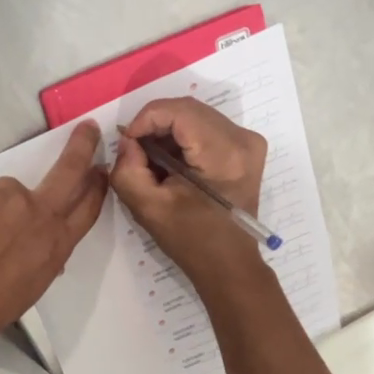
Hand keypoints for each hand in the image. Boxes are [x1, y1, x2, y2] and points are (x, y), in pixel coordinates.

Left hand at [0, 121, 107, 346]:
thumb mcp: (35, 284)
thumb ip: (44, 254)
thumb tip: (40, 244)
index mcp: (58, 241)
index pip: (88, 205)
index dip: (97, 185)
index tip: (100, 169)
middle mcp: (39, 211)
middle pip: (68, 170)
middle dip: (81, 146)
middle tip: (86, 129)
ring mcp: (7, 197)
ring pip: (6, 192)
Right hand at [110, 98, 269, 292]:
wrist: (227, 263)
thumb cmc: (190, 241)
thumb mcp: (148, 208)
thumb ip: (128, 170)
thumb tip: (127, 142)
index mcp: (223, 153)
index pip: (178, 111)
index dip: (145, 119)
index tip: (127, 143)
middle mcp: (242, 138)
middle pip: (188, 110)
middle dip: (155, 125)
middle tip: (135, 152)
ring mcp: (247, 141)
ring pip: (195, 117)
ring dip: (167, 132)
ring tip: (151, 161)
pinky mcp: (245, 148)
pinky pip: (205, 128)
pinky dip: (182, 139)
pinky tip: (170, 164)